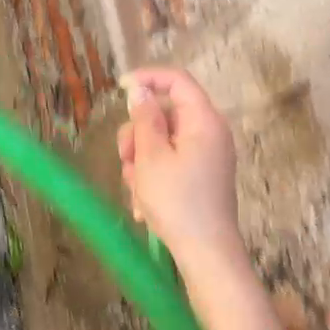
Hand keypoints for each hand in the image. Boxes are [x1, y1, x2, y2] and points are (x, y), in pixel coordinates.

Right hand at [117, 68, 243, 271]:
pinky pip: (168, 163)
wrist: (205, 252)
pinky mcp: (200, 176)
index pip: (177, 81)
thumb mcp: (150, 156)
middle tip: (125, 158)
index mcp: (203, 121)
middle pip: (164, 114)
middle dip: (137, 135)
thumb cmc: (177, 200)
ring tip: (136, 189)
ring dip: (140, 161)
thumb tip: (140, 91)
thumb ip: (144, 118)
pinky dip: (151, 177)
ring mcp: (206, 156)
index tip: (120, 88)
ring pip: (160, 141)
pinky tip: (144, 203)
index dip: (148, 78)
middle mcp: (209, 133)